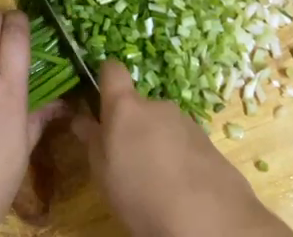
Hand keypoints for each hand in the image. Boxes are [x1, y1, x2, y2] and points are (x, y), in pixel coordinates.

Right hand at [71, 61, 289, 236]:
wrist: (211, 222)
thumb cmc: (142, 195)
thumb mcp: (104, 174)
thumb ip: (92, 141)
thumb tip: (80, 118)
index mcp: (126, 107)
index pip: (112, 70)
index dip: (105, 80)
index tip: (100, 101)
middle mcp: (157, 105)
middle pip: (139, 106)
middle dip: (134, 127)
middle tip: (130, 163)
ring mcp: (187, 122)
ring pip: (163, 127)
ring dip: (158, 145)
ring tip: (158, 183)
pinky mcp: (210, 145)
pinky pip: (186, 146)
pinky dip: (181, 161)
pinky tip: (182, 192)